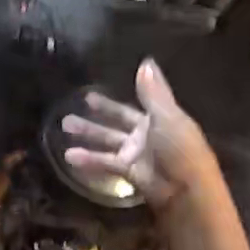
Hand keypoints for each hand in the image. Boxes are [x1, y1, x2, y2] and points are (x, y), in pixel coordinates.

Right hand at [61, 58, 215, 208]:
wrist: (186, 189)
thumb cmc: (180, 148)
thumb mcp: (166, 115)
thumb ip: (151, 92)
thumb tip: (145, 61)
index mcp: (158, 118)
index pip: (130, 106)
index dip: (111, 102)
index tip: (89, 96)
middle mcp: (145, 135)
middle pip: (115, 123)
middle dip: (94, 118)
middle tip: (69, 113)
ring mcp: (136, 154)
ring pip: (107, 141)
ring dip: (87, 135)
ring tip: (63, 127)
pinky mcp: (128, 172)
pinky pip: (105, 162)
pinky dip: (89, 159)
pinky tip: (69, 155)